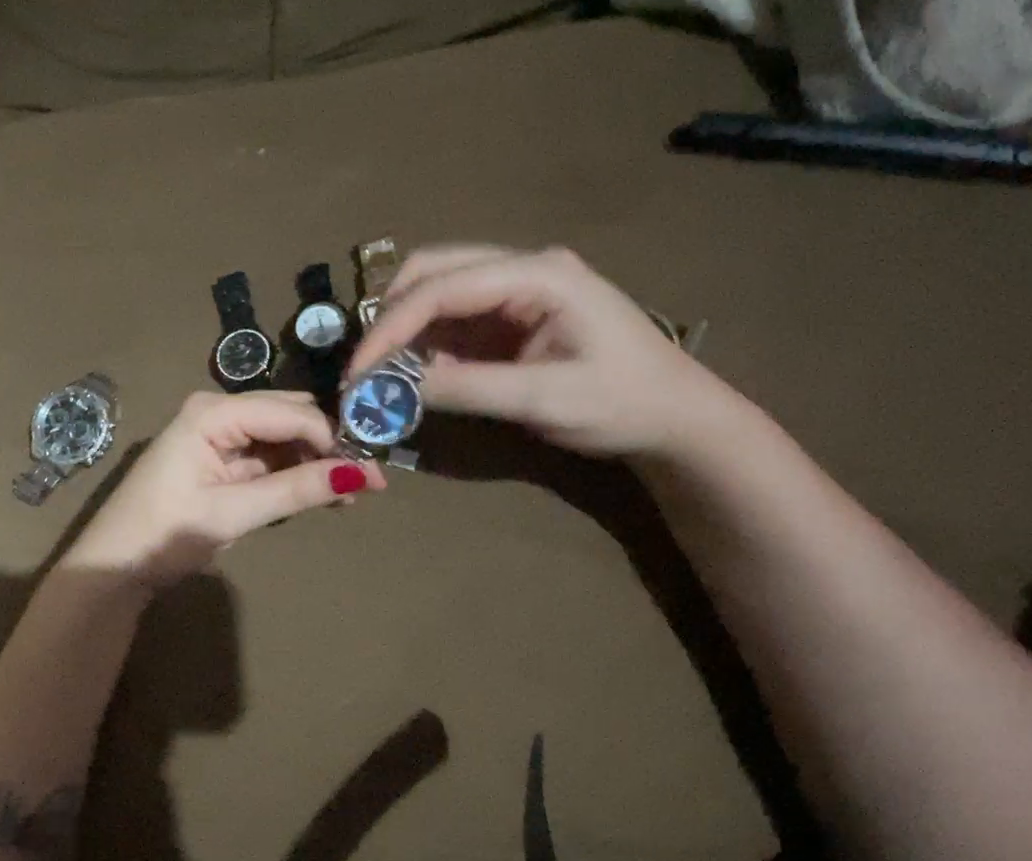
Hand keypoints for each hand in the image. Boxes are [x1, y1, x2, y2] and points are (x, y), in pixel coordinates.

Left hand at [63, 391, 385, 584]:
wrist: (114, 566)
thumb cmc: (164, 534)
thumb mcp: (233, 513)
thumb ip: (296, 491)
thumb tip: (364, 475)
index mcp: (212, 413)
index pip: (290, 413)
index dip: (332, 440)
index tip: (370, 473)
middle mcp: (217, 412)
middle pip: (288, 417)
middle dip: (327, 445)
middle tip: (366, 481)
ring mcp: (216, 436)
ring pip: (281, 438)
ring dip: (314, 462)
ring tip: (349, 495)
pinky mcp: (218, 461)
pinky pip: (266, 458)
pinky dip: (292, 475)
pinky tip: (320, 494)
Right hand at [347, 245, 746, 458]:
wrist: (675, 420)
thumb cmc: (622, 403)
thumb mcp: (543, 399)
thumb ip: (465, 388)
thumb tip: (391, 390)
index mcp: (537, 275)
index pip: (441, 288)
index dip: (389, 328)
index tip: (356, 374)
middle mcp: (521, 271)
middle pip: (431, 273)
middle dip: (388, 319)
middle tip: (362, 369)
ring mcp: (516, 294)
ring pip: (436, 296)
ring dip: (402, 334)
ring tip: (379, 379)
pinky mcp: (510, 321)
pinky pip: (452, 325)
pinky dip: (423, 350)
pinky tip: (412, 380)